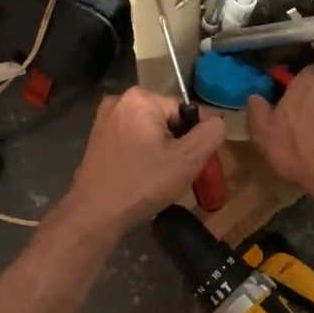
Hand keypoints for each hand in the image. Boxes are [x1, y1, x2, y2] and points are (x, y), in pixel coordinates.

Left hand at [65, 87, 225, 230]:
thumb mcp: (187, 159)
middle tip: (183, 170)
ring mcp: (105, 119)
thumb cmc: (143, 183)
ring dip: (162, 149)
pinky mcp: (97, 138)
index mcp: (141, 98)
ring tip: (164, 176)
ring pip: (149, 130)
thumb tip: (218, 121)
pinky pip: (132, 139)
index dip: (199, 134)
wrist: (95, 214)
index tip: (203, 159)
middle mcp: (120, 100)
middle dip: (179, 142)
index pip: (185, 110)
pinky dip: (143, 153)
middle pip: (166, 118)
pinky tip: (144, 175)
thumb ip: (211, 133)